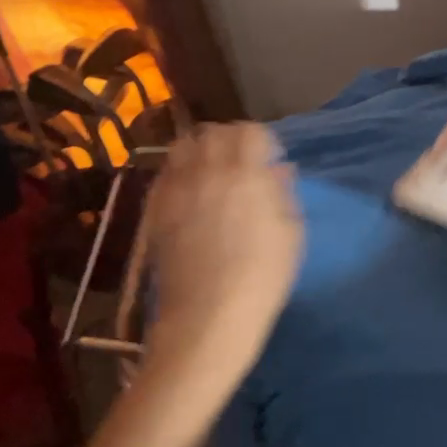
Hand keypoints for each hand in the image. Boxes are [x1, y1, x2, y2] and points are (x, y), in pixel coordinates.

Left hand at [147, 123, 303, 325]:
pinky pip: (165, 174)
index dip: (263, 140)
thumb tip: (279, 171)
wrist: (208, 316)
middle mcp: (206, 171)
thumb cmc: (262, 278)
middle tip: (242, 160)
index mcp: (245, 173)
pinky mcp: (156, 208)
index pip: (249, 131)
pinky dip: (180, 172)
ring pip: (183, 146)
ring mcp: (176, 188)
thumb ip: (284, 194)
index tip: (271, 159)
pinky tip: (192, 192)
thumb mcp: (291, 235)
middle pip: (213, 132)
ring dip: (200, 150)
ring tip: (213, 171)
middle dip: (230, 139)